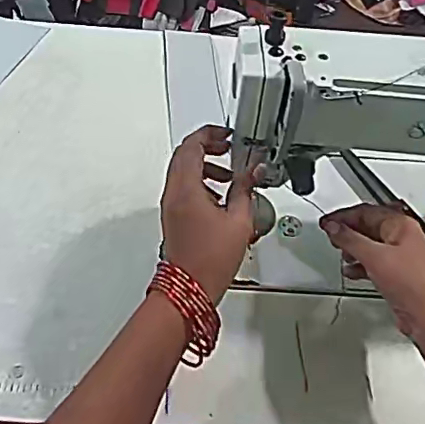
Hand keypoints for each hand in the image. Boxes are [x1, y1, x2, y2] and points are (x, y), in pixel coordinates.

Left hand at [159, 125, 259, 300]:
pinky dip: (200, 182)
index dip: (209, 134)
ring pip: (183, 172)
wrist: (189, 289)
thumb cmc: (209, 261)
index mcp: (186, 189)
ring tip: (229, 176)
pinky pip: (184, 188)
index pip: (191, 146)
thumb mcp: (238, 220)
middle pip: (184, 156)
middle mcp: (173, 195)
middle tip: (227, 147)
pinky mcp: (174, 217)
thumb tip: (253, 173)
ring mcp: (171, 206)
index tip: (225, 134)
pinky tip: (221, 196)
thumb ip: (245, 190)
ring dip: (205, 166)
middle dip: (207, 147)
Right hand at [319, 204, 424, 347]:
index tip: (328, 222)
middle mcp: (404, 239)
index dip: (344, 216)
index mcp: (402, 225)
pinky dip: (362, 265)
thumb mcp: (375, 257)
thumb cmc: (417, 286)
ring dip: (354, 249)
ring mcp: (403, 258)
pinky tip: (353, 271)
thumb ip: (350, 240)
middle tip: (332, 234)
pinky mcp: (400, 277)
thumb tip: (335, 227)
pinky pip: (376, 264)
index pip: (367, 211)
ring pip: (372, 246)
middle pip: (370, 227)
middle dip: (348, 231)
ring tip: (340, 252)